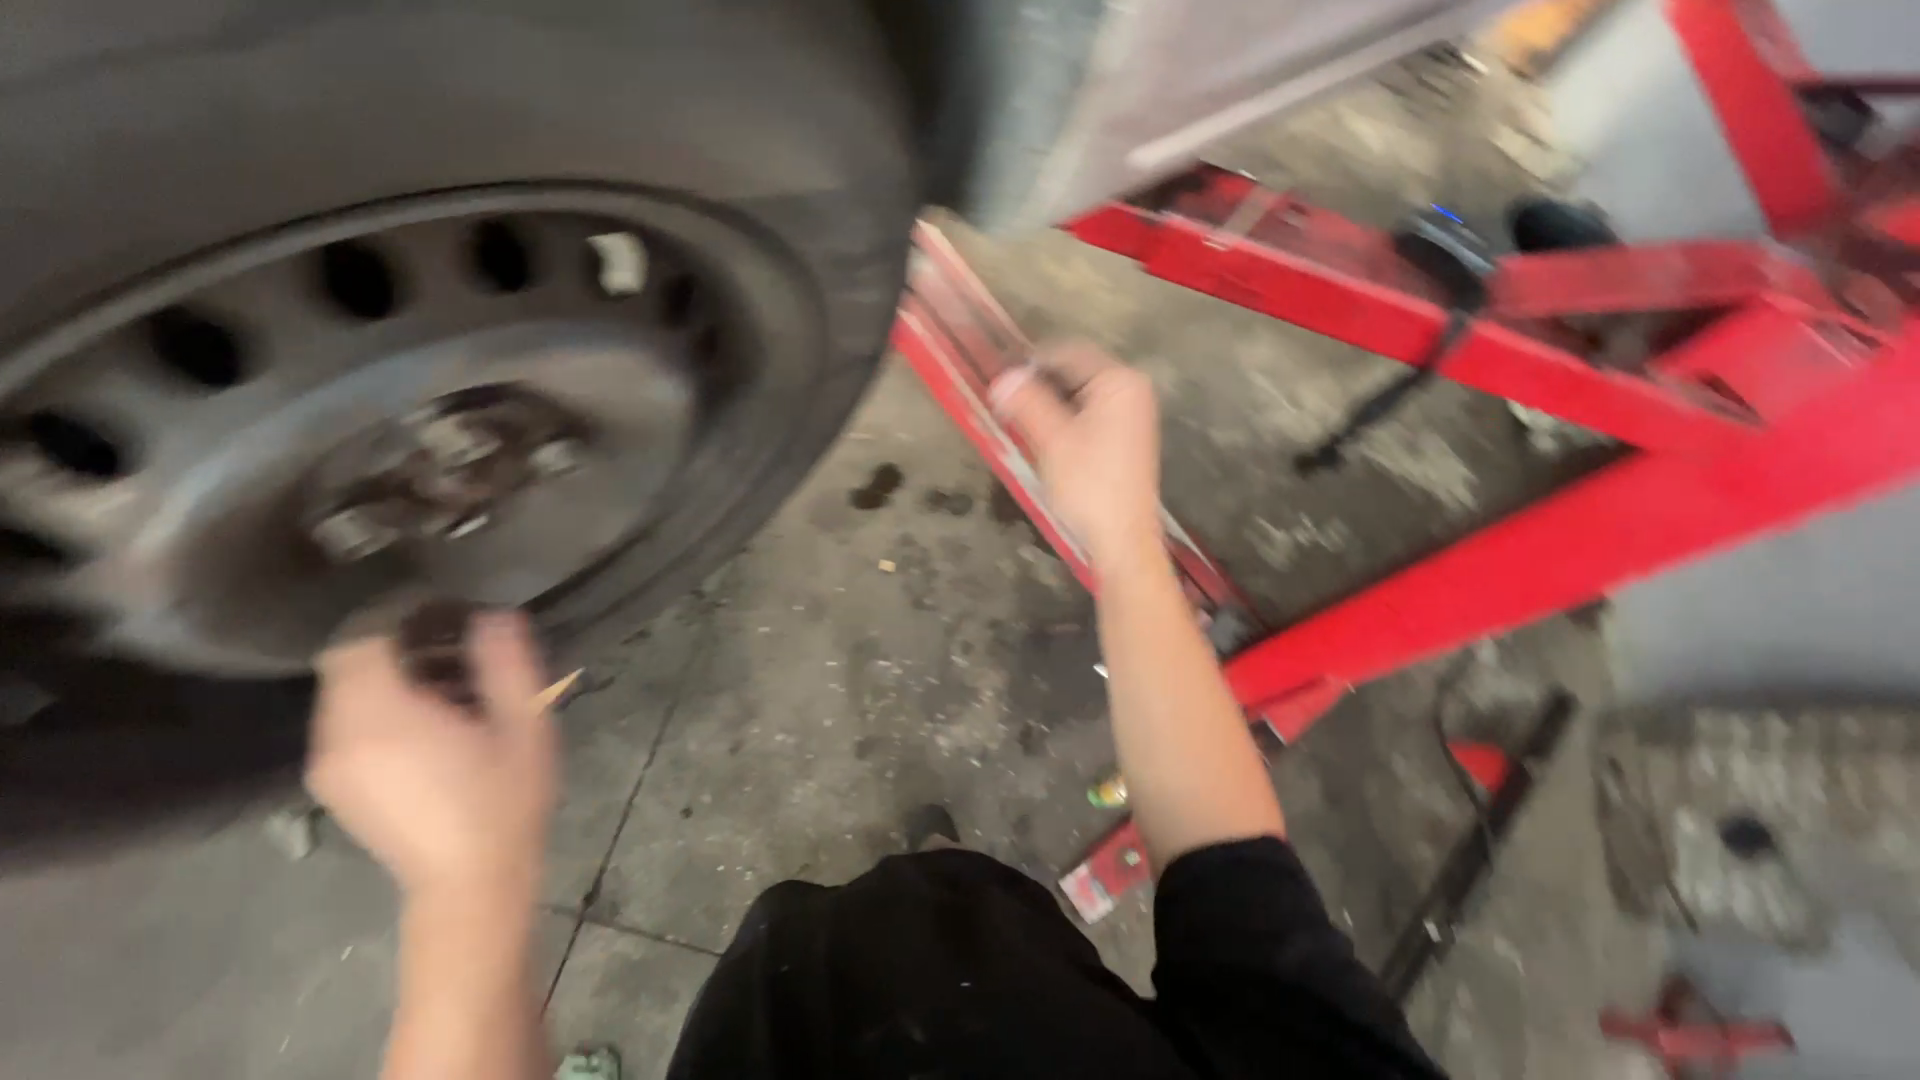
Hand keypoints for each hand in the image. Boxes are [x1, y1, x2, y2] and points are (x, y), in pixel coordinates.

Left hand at [308, 611, 557, 900]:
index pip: (360, 635)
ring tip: (456, 686)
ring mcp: (329, 764)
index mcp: (380, 715)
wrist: (469, 885)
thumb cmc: (504, 801)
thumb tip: (491, 615)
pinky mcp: (334, 783)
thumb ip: (506, 661)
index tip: (448, 610)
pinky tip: (435, 723)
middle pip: (349, 660)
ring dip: (394, 674)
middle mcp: (337, 735)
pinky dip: (383, 705)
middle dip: (401, 642)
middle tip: (462, 648)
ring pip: (347, 690)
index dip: (400, 612)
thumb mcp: (525, 724)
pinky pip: (348, 720)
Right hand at [990, 340, 1162, 571]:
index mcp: (1119, 382)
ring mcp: (1131, 414)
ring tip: (1016, 417)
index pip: (1068, 352)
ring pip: (1079, 394)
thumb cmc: (1089, 485)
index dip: (1030, 361)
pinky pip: (1087, 412)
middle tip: (1004, 398)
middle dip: (1038, 383)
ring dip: (1047, 401)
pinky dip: (1062, 417)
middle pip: (1075, 371)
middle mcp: (1131, 390)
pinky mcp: (1124, 436)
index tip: (999, 375)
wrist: (1122, 537)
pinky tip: (1040, 434)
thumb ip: (1026, 402)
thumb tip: (1001, 377)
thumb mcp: (1051, 440)